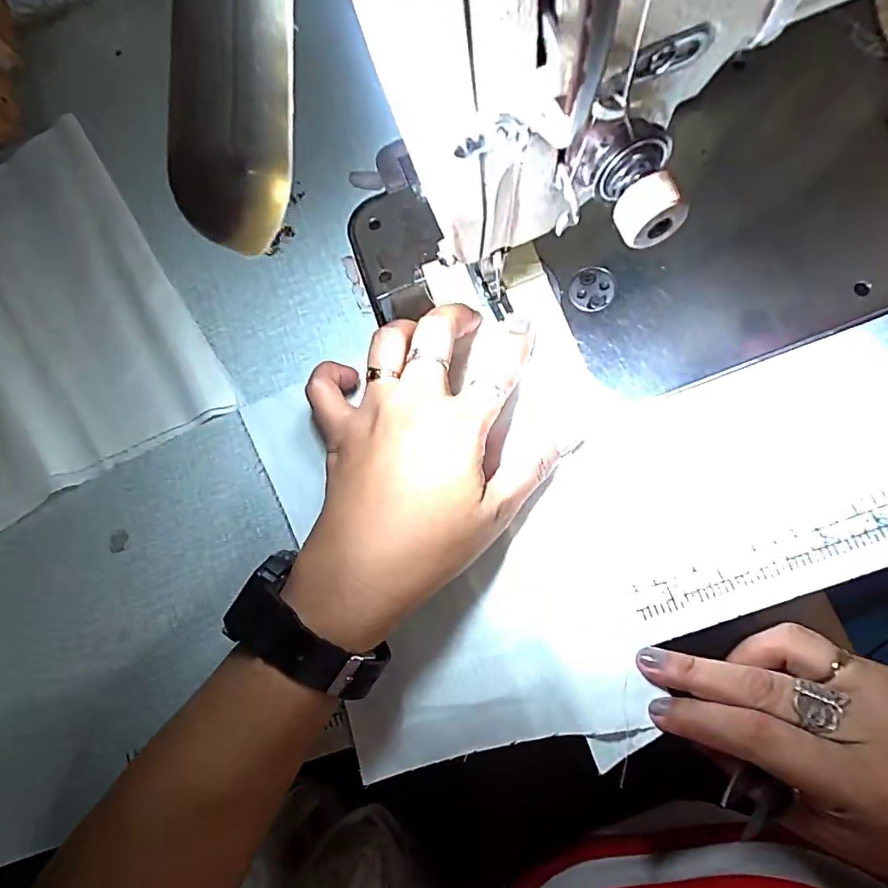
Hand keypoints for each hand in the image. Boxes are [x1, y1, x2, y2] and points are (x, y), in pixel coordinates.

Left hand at [282, 305, 560, 651]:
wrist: (363, 570)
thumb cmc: (429, 547)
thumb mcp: (494, 514)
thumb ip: (529, 469)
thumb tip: (562, 440)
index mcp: (459, 425)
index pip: (497, 371)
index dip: (515, 343)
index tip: (522, 328)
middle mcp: (414, 405)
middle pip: (435, 336)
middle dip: (456, 316)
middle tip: (468, 320)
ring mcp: (372, 411)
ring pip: (383, 344)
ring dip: (404, 330)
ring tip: (418, 335)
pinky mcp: (339, 428)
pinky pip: (324, 384)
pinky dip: (334, 372)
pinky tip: (349, 376)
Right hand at [638, 624, 887, 887]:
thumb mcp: (814, 826)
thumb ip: (755, 773)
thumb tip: (697, 726)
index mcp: (863, 782)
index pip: (765, 735)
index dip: (705, 719)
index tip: (659, 710)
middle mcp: (878, 721)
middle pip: (771, 684)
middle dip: (703, 672)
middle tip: (653, 661)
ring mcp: (885, 684)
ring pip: (790, 645)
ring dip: (738, 658)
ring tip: (707, 677)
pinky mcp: (884, 668)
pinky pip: (810, 649)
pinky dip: (770, 659)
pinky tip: (753, 678)